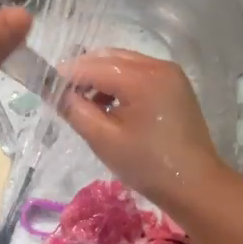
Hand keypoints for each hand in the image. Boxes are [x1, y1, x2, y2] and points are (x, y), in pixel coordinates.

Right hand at [56, 50, 228, 206]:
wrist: (195, 185)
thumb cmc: (147, 166)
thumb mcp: (103, 140)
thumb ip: (75, 110)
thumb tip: (53, 91)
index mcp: (142, 78)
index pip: (92, 66)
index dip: (66, 76)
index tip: (47, 91)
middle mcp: (158, 66)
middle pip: (109, 58)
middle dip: (84, 74)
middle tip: (64, 99)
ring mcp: (170, 73)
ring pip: (123, 63)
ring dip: (101, 78)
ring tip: (87, 106)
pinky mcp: (175, 84)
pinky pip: (138, 72)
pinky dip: (120, 83)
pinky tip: (111, 107)